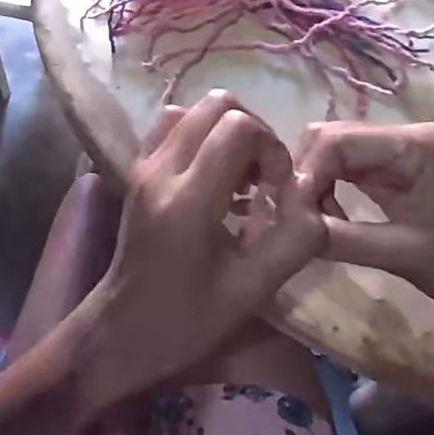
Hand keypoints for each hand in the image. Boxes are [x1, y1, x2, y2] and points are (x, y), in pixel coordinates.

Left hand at [81, 92, 326, 397]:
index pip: (239, 128)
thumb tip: (313, 202)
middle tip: (263, 175)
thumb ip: (293, 242)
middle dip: (253, 131)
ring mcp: (143, 165)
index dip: (272, 148)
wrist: (121, 330)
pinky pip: (172, 125)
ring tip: (239, 172)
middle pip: (216, 104)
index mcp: (188, 200)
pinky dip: (200, 134)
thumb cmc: (186, 320)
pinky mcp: (136, 170)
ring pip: (192, 109)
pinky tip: (213, 173)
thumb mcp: (251, 291)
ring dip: (225, 129)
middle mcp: (161, 170)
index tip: (277, 189)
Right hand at [294, 122, 433, 331]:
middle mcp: (411, 135)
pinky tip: (330, 220)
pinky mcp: (408, 170)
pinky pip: (358, 170)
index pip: (338, 141)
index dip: (305, 175)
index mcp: (418, 145)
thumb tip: (285, 230)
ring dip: (318, 184)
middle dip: (307, 176)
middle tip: (291, 220)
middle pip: (335, 139)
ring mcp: (410, 151)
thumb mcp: (406, 256)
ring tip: (306, 223)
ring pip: (342, 154)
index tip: (284, 216)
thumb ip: (342, 238)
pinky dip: (336, 191)